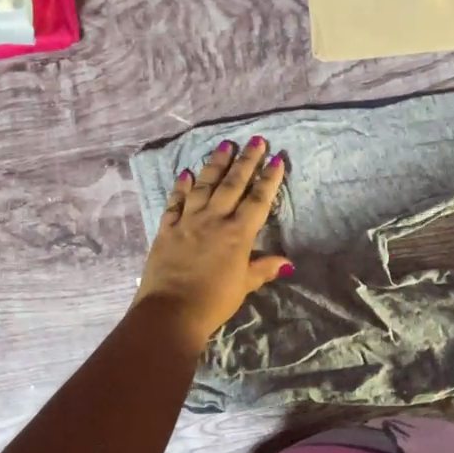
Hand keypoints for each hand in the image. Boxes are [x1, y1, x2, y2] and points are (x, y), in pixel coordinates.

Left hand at [134, 137, 291, 347]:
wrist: (170, 311)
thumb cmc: (213, 302)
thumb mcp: (244, 286)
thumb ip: (263, 269)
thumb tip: (287, 262)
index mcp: (237, 234)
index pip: (257, 200)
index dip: (269, 179)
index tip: (276, 159)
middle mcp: (214, 219)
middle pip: (233, 184)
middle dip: (246, 161)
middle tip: (255, 140)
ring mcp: (188, 221)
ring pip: (204, 185)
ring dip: (215, 164)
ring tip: (225, 145)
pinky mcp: (166, 228)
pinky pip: (175, 201)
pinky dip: (181, 186)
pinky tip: (185, 173)